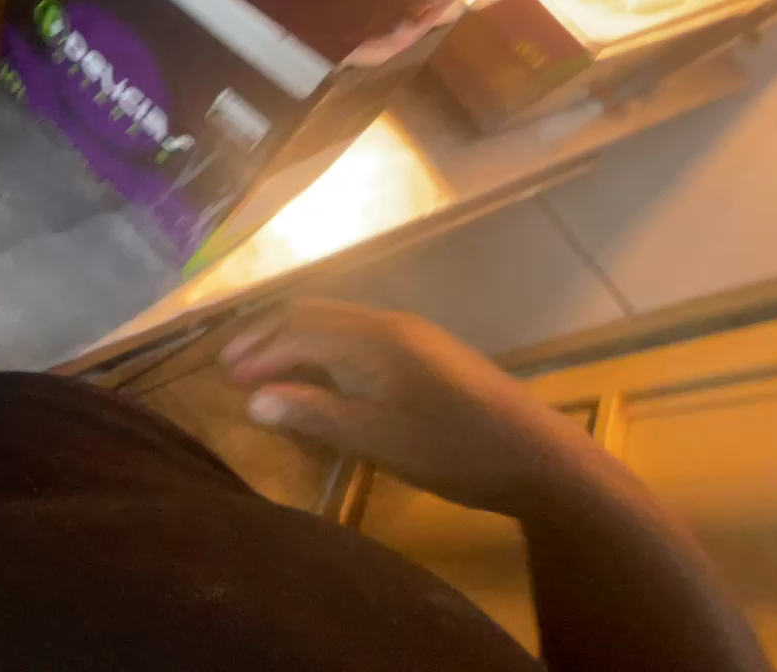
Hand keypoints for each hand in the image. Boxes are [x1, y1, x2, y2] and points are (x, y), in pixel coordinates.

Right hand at [219, 299, 605, 515]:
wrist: (549, 464)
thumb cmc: (457, 450)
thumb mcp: (380, 440)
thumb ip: (314, 414)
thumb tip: (251, 400)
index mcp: (373, 337)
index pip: (297, 332)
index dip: (258, 353)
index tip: (227, 376)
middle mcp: (385, 321)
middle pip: (308, 312)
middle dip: (265, 334)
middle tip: (231, 361)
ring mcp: (407, 331)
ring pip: (330, 316)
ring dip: (290, 334)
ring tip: (262, 360)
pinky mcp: (422, 348)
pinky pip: (350, 328)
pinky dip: (317, 340)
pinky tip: (313, 365)